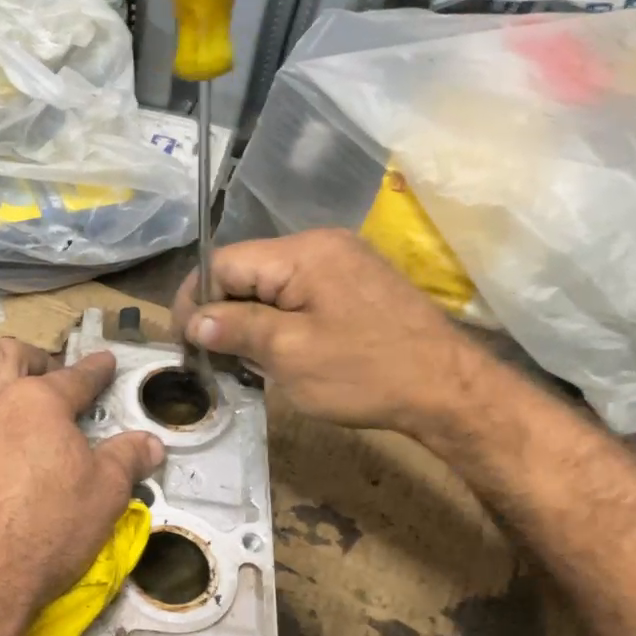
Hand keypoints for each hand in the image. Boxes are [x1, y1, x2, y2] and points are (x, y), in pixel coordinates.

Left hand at [0, 339, 163, 635]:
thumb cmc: (44, 535)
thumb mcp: (103, 499)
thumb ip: (126, 460)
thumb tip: (149, 442)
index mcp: (35, 403)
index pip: (74, 376)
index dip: (94, 369)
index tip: (104, 362)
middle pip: (6, 356)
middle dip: (32, 358)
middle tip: (47, 378)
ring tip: (13, 439)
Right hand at [171, 228, 493, 438]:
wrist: (448, 389)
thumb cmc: (366, 373)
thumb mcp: (289, 354)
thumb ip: (236, 329)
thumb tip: (194, 321)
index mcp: (303, 253)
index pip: (224, 262)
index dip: (195, 300)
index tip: (186, 342)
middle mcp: (321, 245)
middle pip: (246, 271)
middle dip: (222, 313)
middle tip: (215, 359)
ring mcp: (342, 263)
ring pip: (269, 285)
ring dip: (249, 321)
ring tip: (247, 362)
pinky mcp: (354, 285)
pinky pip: (297, 294)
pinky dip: (278, 321)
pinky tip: (280, 353)